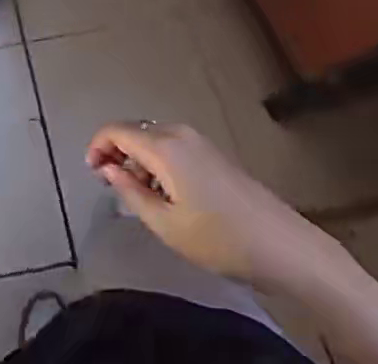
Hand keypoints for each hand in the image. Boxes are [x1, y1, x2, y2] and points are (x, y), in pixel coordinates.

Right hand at [85, 121, 343, 291]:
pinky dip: (156, 161)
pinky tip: (165, 193)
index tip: (91, 173)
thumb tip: (107, 169)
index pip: (115, 130)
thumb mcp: (166, 225)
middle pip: (133, 131)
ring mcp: (199, 141)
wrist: (285, 247)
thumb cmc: (220, 239)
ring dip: (137, 158)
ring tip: (138, 194)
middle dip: (115, 152)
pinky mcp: (212, 152)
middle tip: (110, 185)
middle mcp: (179, 133)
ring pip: (152, 138)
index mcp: (164, 146)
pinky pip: (171, 145)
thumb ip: (130, 192)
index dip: (97, 146)